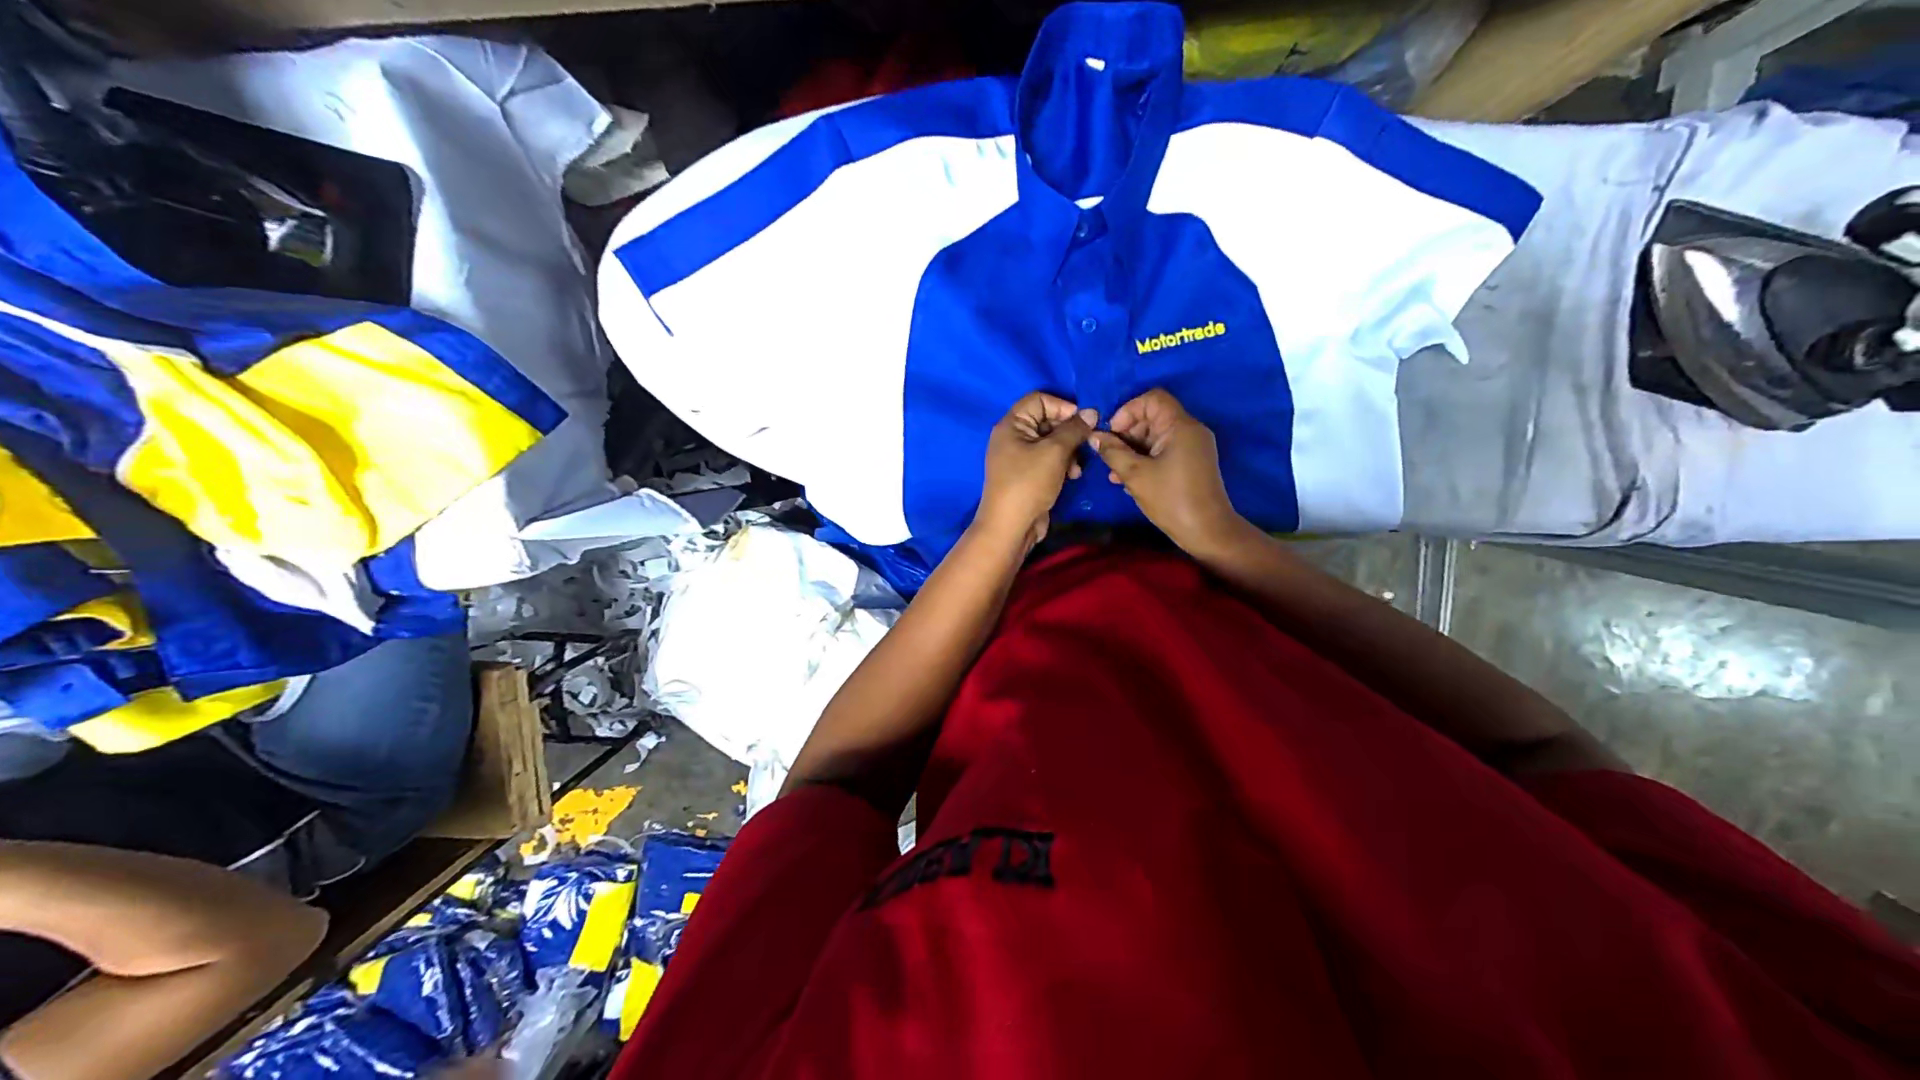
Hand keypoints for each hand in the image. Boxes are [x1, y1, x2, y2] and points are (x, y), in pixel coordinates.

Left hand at [977, 391, 1096, 546]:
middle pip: (1046, 420)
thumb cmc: (1029, 483)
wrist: (1011, 527)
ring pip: (1051, 442)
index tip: (1082, 421)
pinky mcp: (1028, 475)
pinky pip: (1049, 459)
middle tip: (1086, 444)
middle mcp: (1012, 437)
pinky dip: (1062, 464)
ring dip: (1069, 450)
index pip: (1039, 399)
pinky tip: (1072, 476)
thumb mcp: (1055, 452)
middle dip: (1069, 431)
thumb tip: (1091, 412)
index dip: (1062, 406)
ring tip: (1077, 467)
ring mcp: (1019, 457)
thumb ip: (1074, 429)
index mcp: (1011, 424)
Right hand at [1088, 389, 1249, 556]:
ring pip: (1156, 436)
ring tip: (1113, 472)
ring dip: (1132, 449)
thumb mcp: (1135, 475)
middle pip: (1153, 416)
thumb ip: (1113, 452)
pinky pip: (1164, 450)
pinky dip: (1145, 458)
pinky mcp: (1191, 463)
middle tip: (1108, 454)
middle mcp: (1190, 430)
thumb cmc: (1171, 499)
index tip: (1112, 432)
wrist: (1207, 531)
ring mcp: (1193, 447)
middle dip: (1127, 432)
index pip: (1152, 399)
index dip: (1128, 410)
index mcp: (1181, 426)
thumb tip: (1095, 436)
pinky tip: (1127, 479)